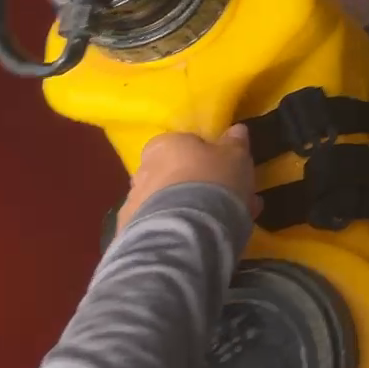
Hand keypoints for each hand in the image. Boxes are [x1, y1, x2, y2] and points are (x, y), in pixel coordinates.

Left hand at [117, 125, 258, 230]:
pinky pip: (165, 226)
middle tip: (223, 190)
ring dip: (190, 206)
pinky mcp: (133, 237)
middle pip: (172, 172)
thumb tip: (235, 130)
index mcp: (163, 146)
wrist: (183, 233)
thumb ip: (234, 141)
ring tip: (222, 217)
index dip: (199, 150)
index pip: (177, 141)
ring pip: (169, 201)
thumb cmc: (212, 179)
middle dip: (194, 180)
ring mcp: (134, 207)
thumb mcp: (236, 153)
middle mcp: (142, 172)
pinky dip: (183, 228)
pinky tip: (208, 233)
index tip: (218, 159)